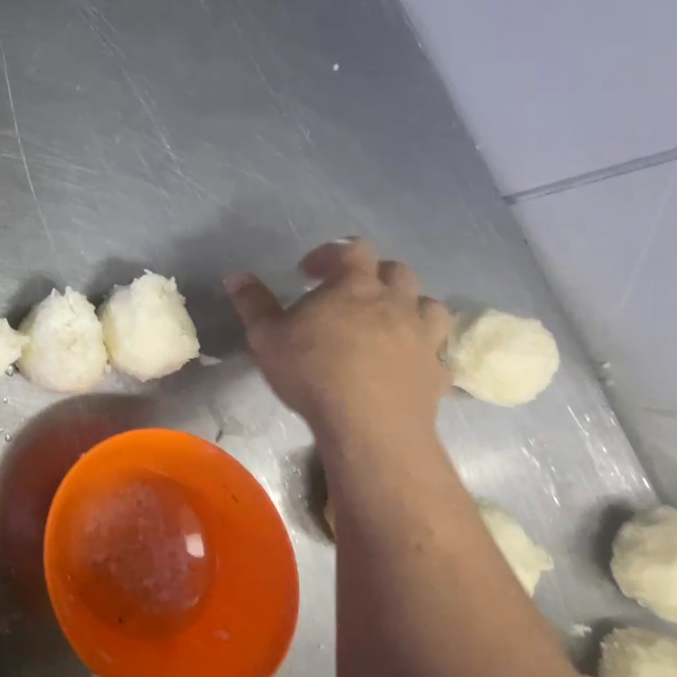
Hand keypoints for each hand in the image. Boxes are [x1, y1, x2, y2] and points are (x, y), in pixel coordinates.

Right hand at [223, 238, 451, 443]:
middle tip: (347, 296)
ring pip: (430, 305)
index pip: (353, 248)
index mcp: (354, 287)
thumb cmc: (313, 372)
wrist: (371, 428)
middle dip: (372, 275)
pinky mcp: (439, 373)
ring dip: (409, 307)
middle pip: (397, 270)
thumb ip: (253, 303)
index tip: (308, 274)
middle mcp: (395, 304)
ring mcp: (424, 338)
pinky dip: (424, 350)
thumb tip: (236, 276)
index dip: (331, 253)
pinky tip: (406, 362)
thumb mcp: (266, 336)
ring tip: (385, 323)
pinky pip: (439, 351)